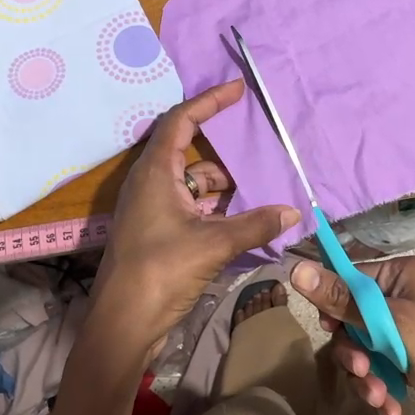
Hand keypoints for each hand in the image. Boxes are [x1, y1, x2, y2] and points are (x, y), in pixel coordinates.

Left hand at [92, 81, 297, 356]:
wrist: (122, 325)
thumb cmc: (161, 271)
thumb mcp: (214, 245)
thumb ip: (255, 224)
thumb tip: (292, 211)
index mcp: (154, 172)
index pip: (181, 120)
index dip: (209, 101)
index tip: (237, 89)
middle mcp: (149, 183)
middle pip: (187, 151)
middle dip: (222, 152)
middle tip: (254, 148)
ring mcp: (149, 209)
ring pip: (190, 183)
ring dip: (221, 187)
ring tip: (256, 193)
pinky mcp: (154, 233)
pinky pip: (188, 206)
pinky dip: (213, 209)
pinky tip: (238, 220)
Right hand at [291, 255, 414, 414]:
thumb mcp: (392, 327)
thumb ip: (343, 300)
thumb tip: (296, 268)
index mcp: (406, 273)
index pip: (351, 277)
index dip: (335, 304)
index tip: (328, 329)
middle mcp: (406, 295)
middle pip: (353, 316)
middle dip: (354, 350)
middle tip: (361, 371)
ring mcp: (409, 330)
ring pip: (363, 347)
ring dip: (366, 376)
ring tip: (380, 398)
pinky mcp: (411, 361)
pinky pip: (379, 368)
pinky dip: (380, 388)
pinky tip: (391, 411)